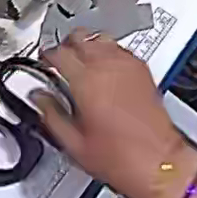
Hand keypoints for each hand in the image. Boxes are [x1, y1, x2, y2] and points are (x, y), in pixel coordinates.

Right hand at [35, 30, 196, 197]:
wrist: (157, 160)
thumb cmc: (120, 157)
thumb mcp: (73, 143)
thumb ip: (51, 114)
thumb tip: (39, 98)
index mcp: (87, 81)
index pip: (59, 53)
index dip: (47, 55)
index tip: (44, 62)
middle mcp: (108, 65)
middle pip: (81, 36)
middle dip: (66, 45)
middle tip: (59, 59)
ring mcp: (127, 63)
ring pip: (100, 38)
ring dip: (87, 45)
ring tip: (80, 62)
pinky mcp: (141, 67)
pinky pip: (119, 48)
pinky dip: (107, 52)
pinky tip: (103, 68)